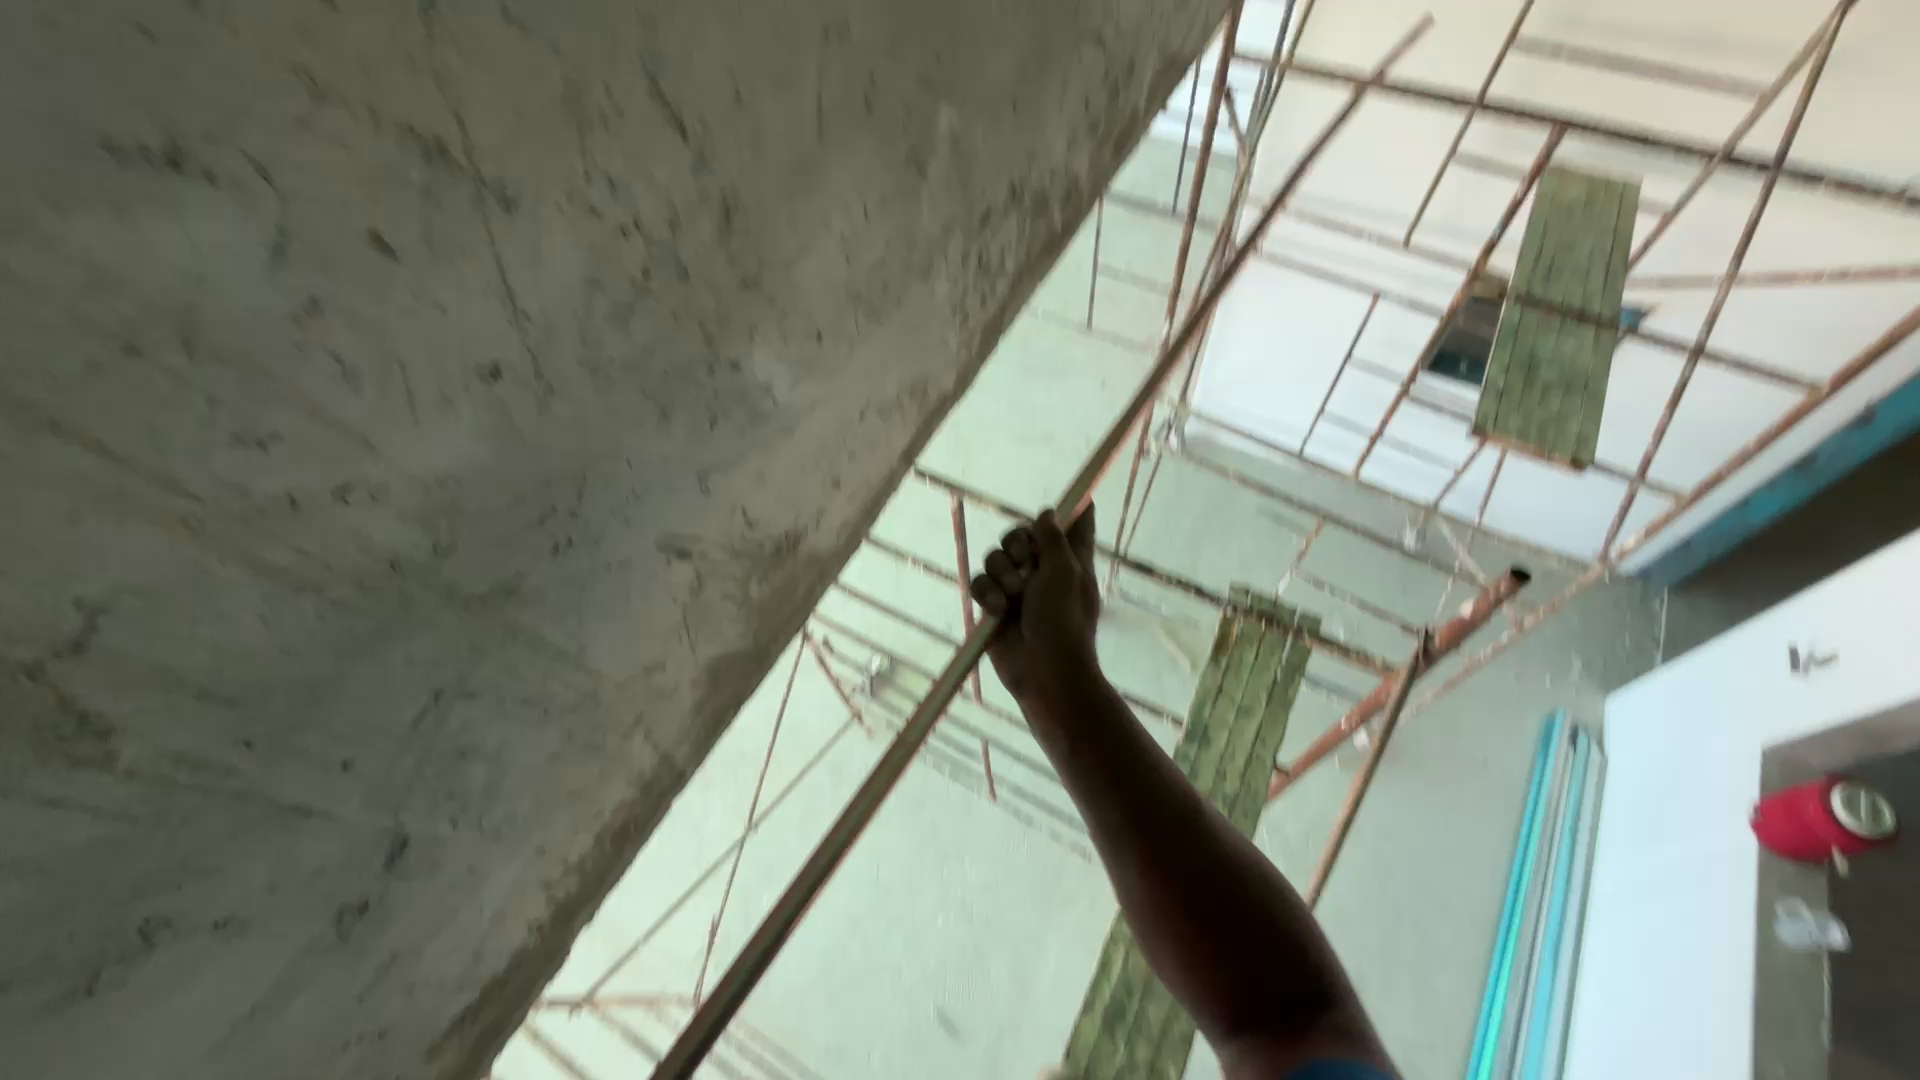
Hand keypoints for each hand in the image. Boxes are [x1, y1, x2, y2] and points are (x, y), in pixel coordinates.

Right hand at [968, 505, 1100, 701]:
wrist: (1043, 670)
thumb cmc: (1064, 620)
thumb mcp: (1065, 573)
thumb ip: (1053, 539)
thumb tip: (1047, 514)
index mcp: (1070, 561)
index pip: (1074, 526)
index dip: (1070, 512)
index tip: (1069, 502)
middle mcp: (1043, 570)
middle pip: (1020, 535)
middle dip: (1017, 545)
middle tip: (1025, 563)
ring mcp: (1016, 589)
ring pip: (995, 558)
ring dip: (1001, 573)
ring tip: (1012, 596)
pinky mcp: (993, 606)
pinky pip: (979, 583)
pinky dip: (986, 594)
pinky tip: (997, 610)